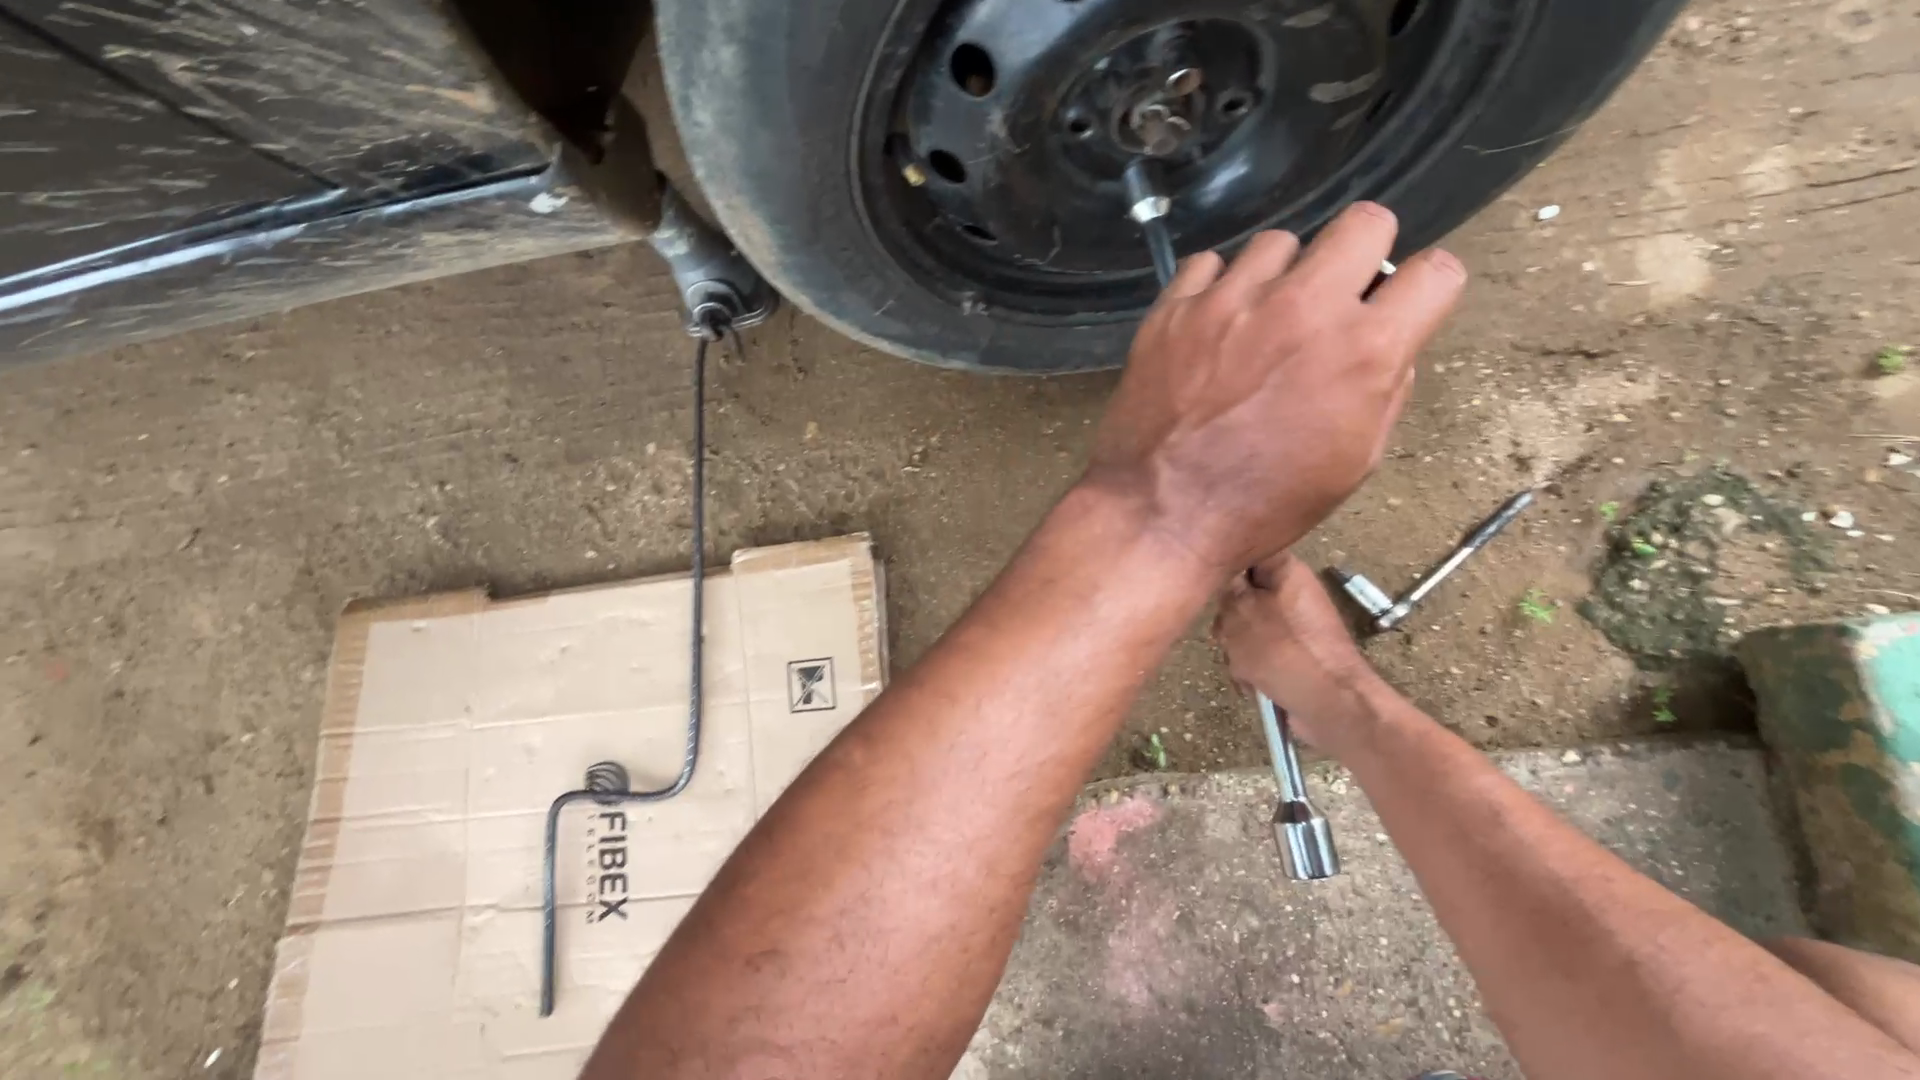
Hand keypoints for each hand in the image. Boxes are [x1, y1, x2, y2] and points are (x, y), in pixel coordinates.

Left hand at [1085, 202, 1465, 577]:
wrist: (1160, 515)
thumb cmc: (1262, 505)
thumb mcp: (1352, 463)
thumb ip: (1384, 388)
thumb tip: (1387, 344)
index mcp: (1364, 350)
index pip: (1435, 273)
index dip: (1422, 292)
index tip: (1400, 308)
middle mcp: (1303, 307)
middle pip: (1364, 222)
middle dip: (1361, 255)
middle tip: (1335, 297)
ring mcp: (1231, 300)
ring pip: (1278, 244)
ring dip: (1280, 276)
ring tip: (1258, 324)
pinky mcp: (1174, 307)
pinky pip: (1207, 265)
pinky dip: (1214, 289)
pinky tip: (1209, 327)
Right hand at [1214, 552, 1380, 753]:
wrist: (1329, 705)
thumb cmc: (1283, 650)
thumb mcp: (1240, 611)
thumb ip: (1225, 588)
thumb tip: (1224, 576)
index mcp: (1286, 572)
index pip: (1247, 551)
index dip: (1224, 564)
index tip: (1208, 583)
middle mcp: (1292, 593)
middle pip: (1241, 595)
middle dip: (1226, 620)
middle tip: (1225, 634)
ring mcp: (1294, 627)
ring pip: (1245, 627)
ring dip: (1235, 650)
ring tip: (1243, 666)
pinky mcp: (1292, 656)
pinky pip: (1258, 653)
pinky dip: (1250, 669)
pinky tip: (1252, 684)